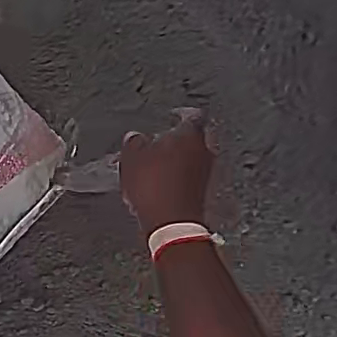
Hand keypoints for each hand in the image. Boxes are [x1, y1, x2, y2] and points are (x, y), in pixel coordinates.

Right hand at [119, 108, 212, 232]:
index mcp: (190, 135)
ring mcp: (205, 172)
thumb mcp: (131, 157)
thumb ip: (134, 141)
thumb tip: (135, 138)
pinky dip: (176, 177)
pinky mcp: (201, 191)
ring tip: (154, 166)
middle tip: (157, 142)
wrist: (170, 222)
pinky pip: (188, 177)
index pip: (190, 115)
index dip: (179, 114)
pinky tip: (159, 185)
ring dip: (175, 159)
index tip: (172, 116)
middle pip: (191, 138)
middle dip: (175, 140)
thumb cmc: (155, 186)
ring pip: (190, 158)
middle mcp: (204, 151)